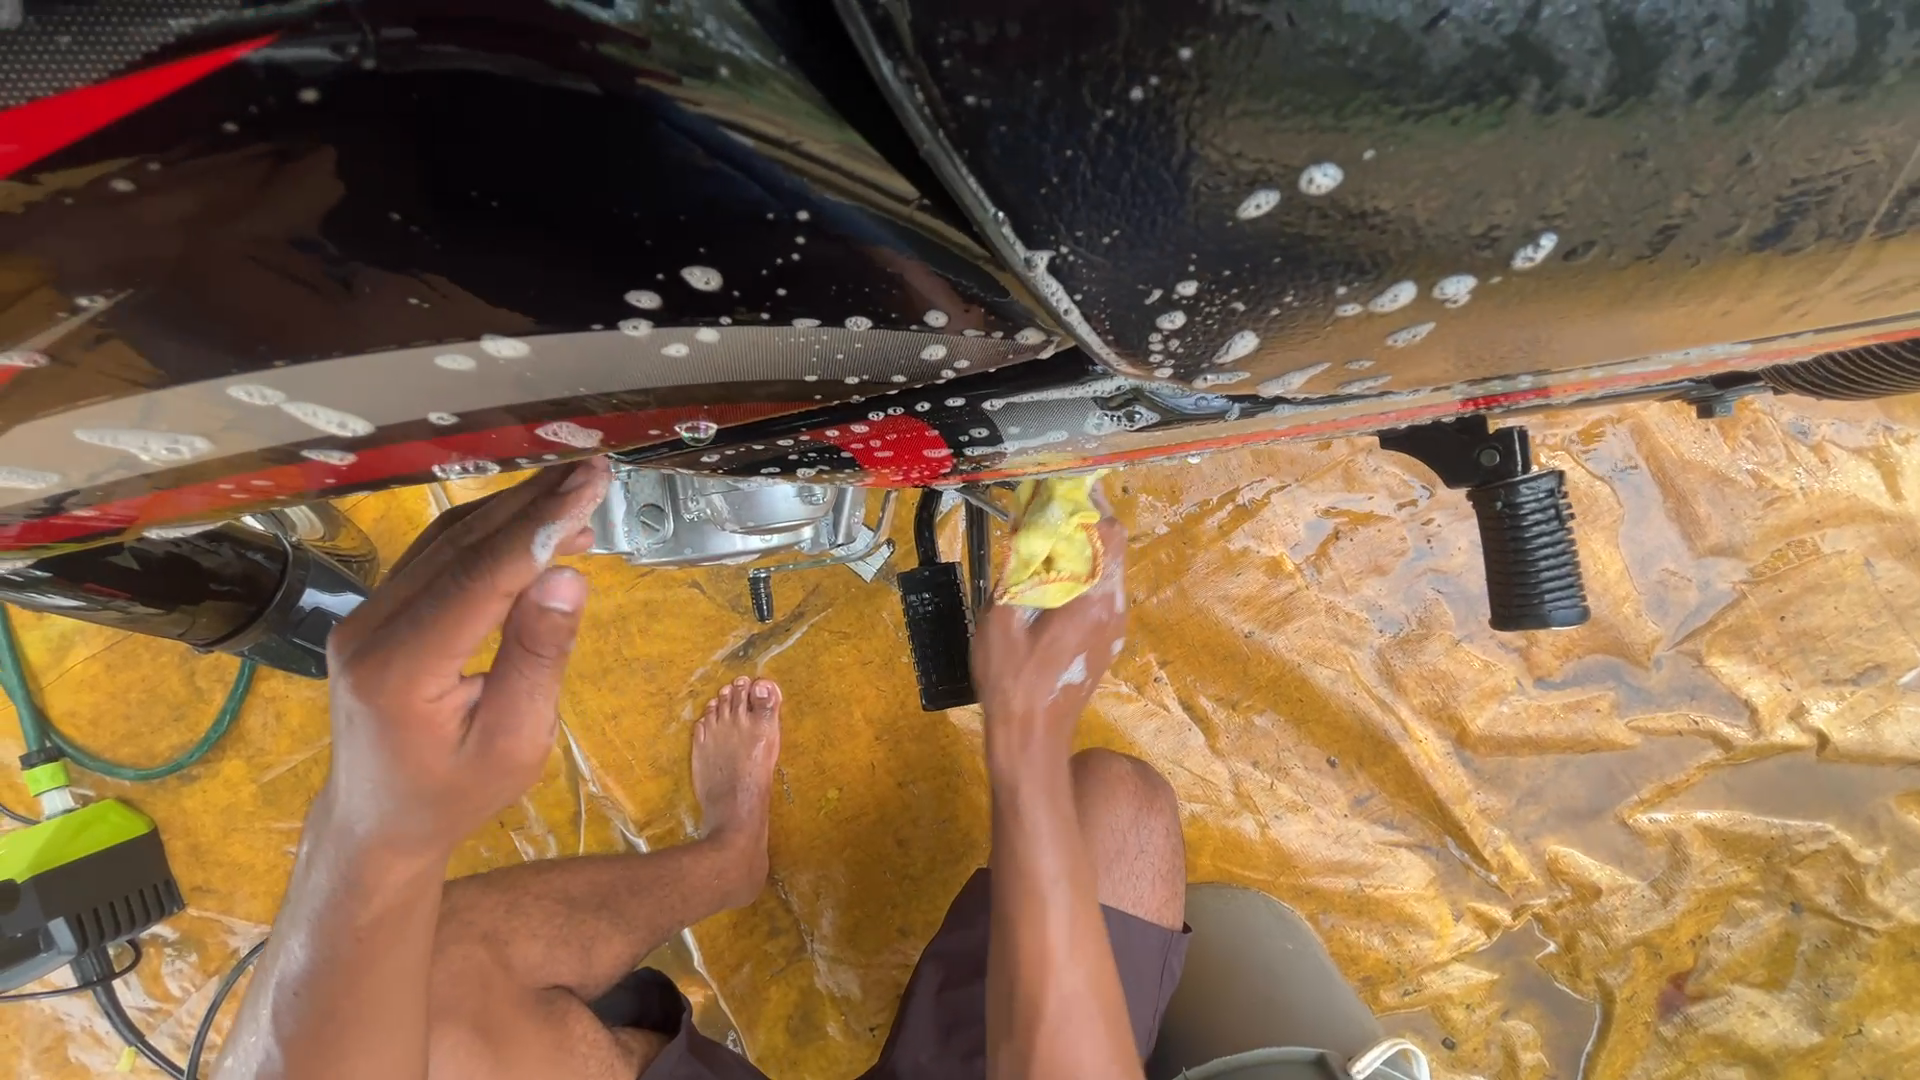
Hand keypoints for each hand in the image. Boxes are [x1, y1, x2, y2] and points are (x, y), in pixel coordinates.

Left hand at [315, 457, 611, 858]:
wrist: (380, 820)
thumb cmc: (456, 793)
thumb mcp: (517, 740)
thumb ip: (538, 657)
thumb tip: (568, 577)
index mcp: (402, 667)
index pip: (482, 575)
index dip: (542, 525)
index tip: (593, 487)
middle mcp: (371, 627)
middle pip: (462, 543)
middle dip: (535, 501)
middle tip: (596, 471)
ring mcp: (369, 615)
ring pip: (449, 539)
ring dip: (517, 508)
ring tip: (579, 489)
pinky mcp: (382, 613)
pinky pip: (441, 555)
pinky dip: (496, 531)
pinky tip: (540, 526)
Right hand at [972, 514, 1127, 777]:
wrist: (1032, 739)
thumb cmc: (1012, 681)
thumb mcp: (1001, 619)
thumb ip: (1017, 570)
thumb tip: (1028, 528)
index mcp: (1093, 600)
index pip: (1109, 535)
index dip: (1088, 505)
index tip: (1060, 489)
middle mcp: (1113, 609)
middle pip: (1113, 548)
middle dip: (1084, 522)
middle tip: (1047, 508)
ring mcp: (1113, 627)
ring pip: (1108, 570)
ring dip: (1082, 547)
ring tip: (1044, 537)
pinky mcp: (1104, 640)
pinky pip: (1101, 591)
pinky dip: (1081, 572)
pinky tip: (1049, 576)